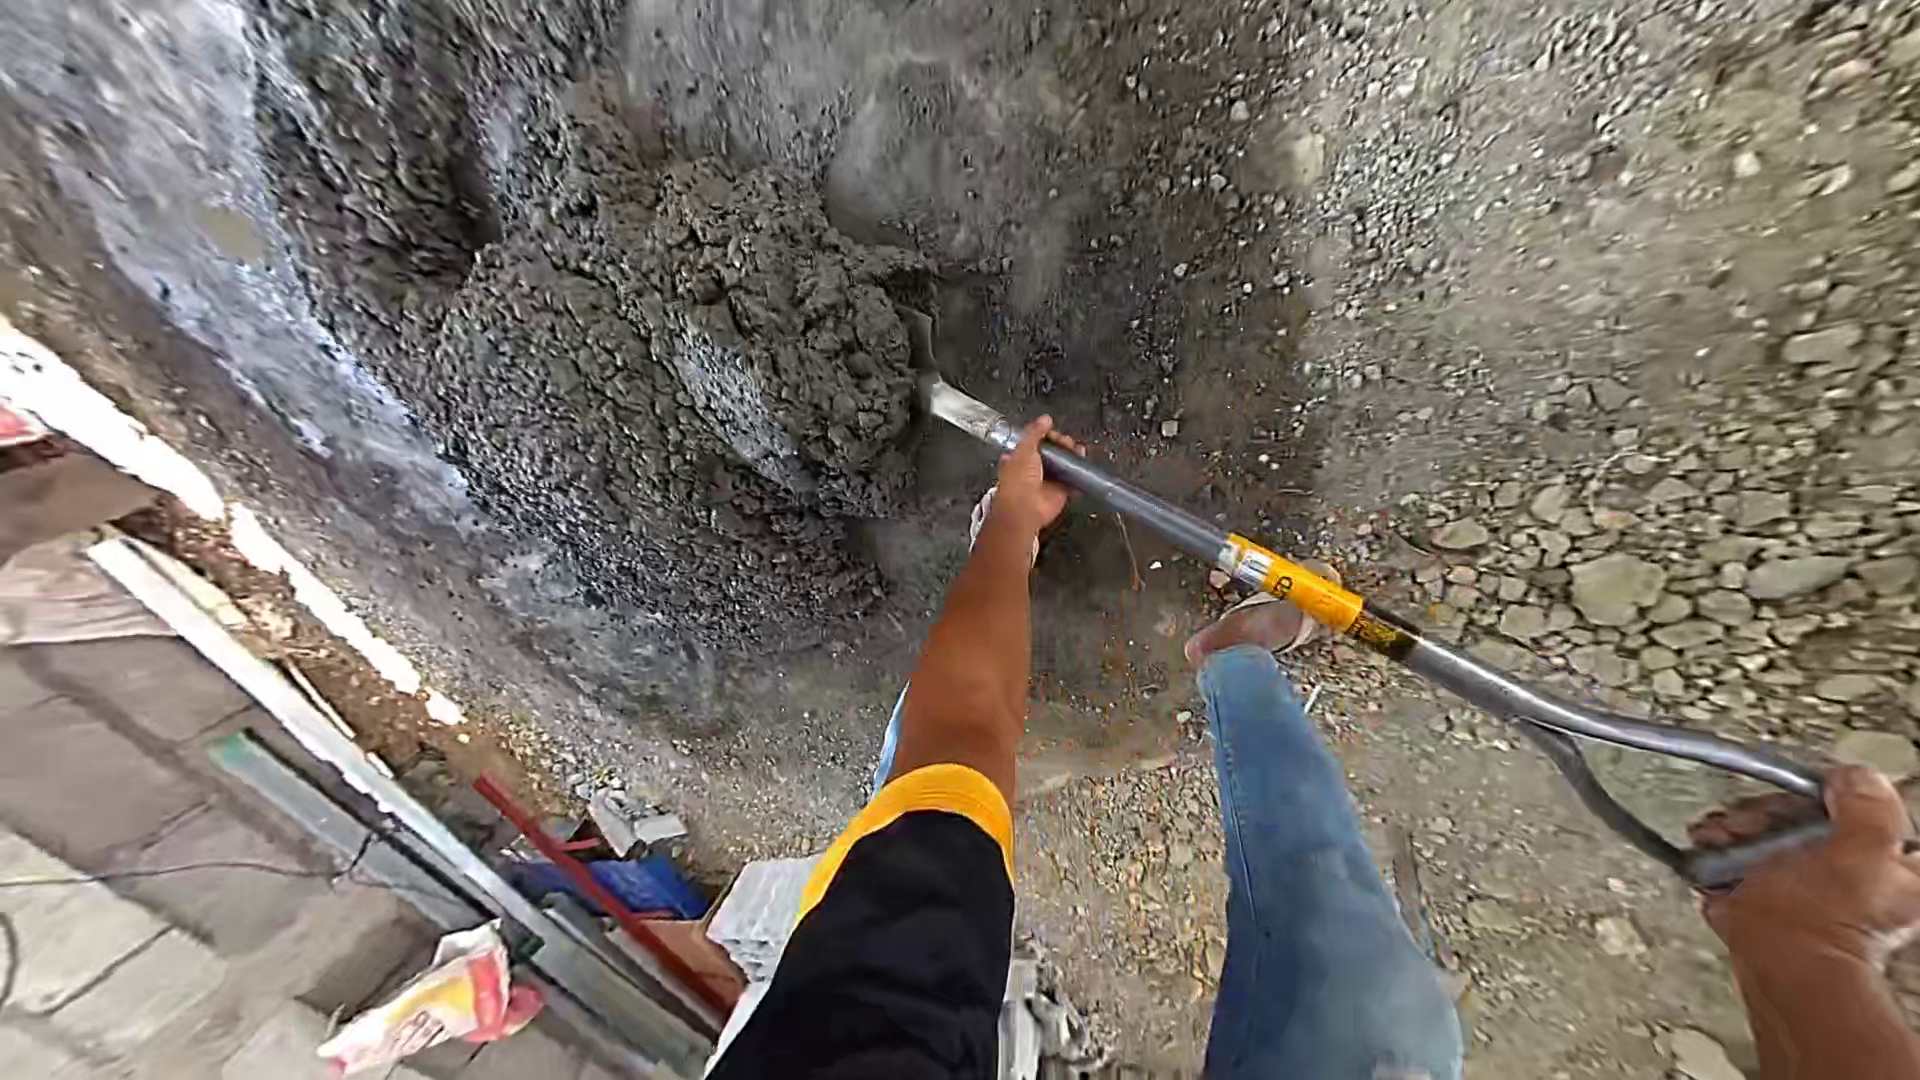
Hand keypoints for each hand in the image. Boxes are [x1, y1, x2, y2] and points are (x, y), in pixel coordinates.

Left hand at [990, 416, 1079, 535]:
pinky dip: (1079, 475)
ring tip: (1078, 451)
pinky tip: (1083, 465)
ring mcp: (1047, 480)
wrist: (1025, 509)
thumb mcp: (1024, 450)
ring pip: (1064, 464)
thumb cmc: (1018, 481)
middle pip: (1052, 451)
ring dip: (1072, 456)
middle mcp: (1033, 469)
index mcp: (1019, 457)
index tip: (1052, 432)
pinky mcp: (1060, 491)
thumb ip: (1035, 432)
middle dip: (1062, 444)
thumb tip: (1045, 418)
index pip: (1035, 441)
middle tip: (1067, 443)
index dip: (1045, 435)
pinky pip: (1072, 481)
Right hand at [1689, 766, 1919, 963]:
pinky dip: (1715, 839)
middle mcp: (1847, 862)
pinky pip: (1730, 840)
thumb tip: (1856, 774)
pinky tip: (1712, 845)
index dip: (1815, 797)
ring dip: (1731, 824)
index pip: (1849, 804)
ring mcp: (1798, 868)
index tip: (1790, 801)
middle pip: (1794, 811)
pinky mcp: (1757, 873)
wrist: (1775, 948)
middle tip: (1751, 826)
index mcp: (1891, 860)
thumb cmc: (1821, 912)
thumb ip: (1868, 815)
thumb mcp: (1860, 859)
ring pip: (1756, 823)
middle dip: (1761, 812)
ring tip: (1724, 839)